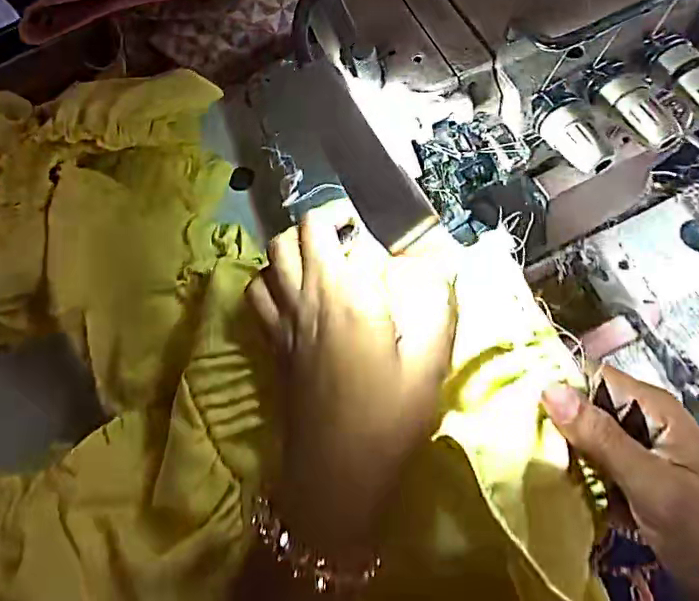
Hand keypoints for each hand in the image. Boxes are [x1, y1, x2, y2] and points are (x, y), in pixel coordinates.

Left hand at [246, 200, 455, 557]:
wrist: (337, 477)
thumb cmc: (388, 418)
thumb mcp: (428, 362)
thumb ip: (437, 306)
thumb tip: (442, 266)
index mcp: (346, 293)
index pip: (336, 230)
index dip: (357, 222)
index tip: (379, 233)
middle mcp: (308, 296)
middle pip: (296, 233)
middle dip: (322, 222)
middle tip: (351, 236)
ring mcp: (283, 319)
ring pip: (271, 256)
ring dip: (292, 246)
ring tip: (321, 258)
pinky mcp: (272, 343)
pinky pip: (256, 292)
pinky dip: (269, 279)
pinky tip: (293, 292)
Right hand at [542, 368, 698, 600]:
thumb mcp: (652, 485)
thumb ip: (602, 438)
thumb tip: (550, 389)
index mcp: (654, 408)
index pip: (595, 377)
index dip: (563, 388)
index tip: (527, 408)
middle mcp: (646, 422)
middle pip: (589, 408)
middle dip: (563, 427)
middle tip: (533, 448)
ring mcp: (644, 455)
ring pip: (591, 441)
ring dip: (571, 458)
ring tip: (544, 472)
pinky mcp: (639, 486)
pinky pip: (600, 471)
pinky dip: (584, 483)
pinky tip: (569, 498)